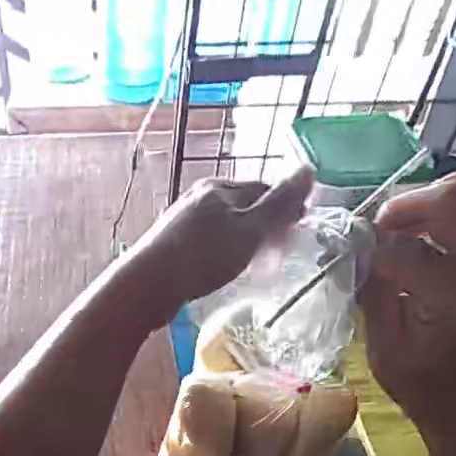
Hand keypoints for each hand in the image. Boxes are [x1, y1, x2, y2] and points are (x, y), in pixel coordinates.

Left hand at [122, 167, 314, 320]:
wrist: (145, 287)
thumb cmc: (201, 257)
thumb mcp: (249, 230)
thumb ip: (279, 204)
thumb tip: (309, 169)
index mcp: (219, 187)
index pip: (264, 189)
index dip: (285, 209)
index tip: (297, 233)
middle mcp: (197, 199)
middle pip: (242, 209)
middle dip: (263, 228)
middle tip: (276, 256)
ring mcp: (179, 224)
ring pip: (222, 229)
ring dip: (241, 245)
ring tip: (250, 268)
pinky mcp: (167, 249)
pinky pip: (203, 247)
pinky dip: (218, 257)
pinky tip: (218, 274)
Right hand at [359, 133, 455, 429]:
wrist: (453, 387)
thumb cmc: (411, 373)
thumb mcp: (380, 340)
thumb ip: (374, 287)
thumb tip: (358, 246)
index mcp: (454, 293)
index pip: (405, 247)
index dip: (369, 247)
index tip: (350, 258)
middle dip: (407, 207)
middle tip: (380, 232)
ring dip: (447, 188)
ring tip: (416, 213)